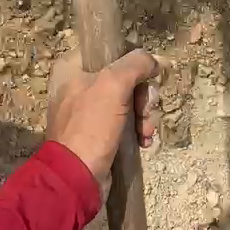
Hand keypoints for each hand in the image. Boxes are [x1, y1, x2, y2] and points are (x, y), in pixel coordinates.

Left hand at [45, 48, 158, 192]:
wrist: (76, 179)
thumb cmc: (90, 126)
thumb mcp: (113, 85)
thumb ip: (136, 64)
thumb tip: (158, 61)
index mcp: (72, 66)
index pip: (111, 50)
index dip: (133, 61)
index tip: (148, 75)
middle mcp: (78, 84)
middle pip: (125, 77)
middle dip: (142, 96)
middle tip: (145, 110)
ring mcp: (89, 110)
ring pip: (129, 100)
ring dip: (144, 115)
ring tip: (145, 131)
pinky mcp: (99, 132)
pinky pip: (126, 121)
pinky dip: (138, 129)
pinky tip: (144, 141)